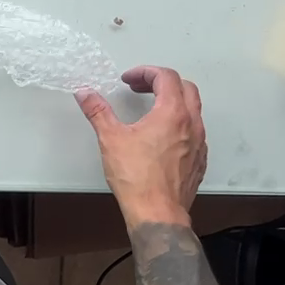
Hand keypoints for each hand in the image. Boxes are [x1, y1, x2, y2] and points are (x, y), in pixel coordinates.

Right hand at [75, 65, 206, 228]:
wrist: (157, 212)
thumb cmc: (137, 177)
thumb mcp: (110, 138)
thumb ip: (98, 111)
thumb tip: (85, 93)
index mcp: (172, 114)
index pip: (167, 78)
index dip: (146, 72)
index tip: (129, 79)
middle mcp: (191, 125)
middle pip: (186, 88)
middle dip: (162, 82)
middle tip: (139, 87)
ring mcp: (199, 143)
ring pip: (193, 109)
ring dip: (172, 101)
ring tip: (149, 108)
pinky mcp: (199, 159)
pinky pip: (195, 131)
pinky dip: (179, 122)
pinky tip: (160, 135)